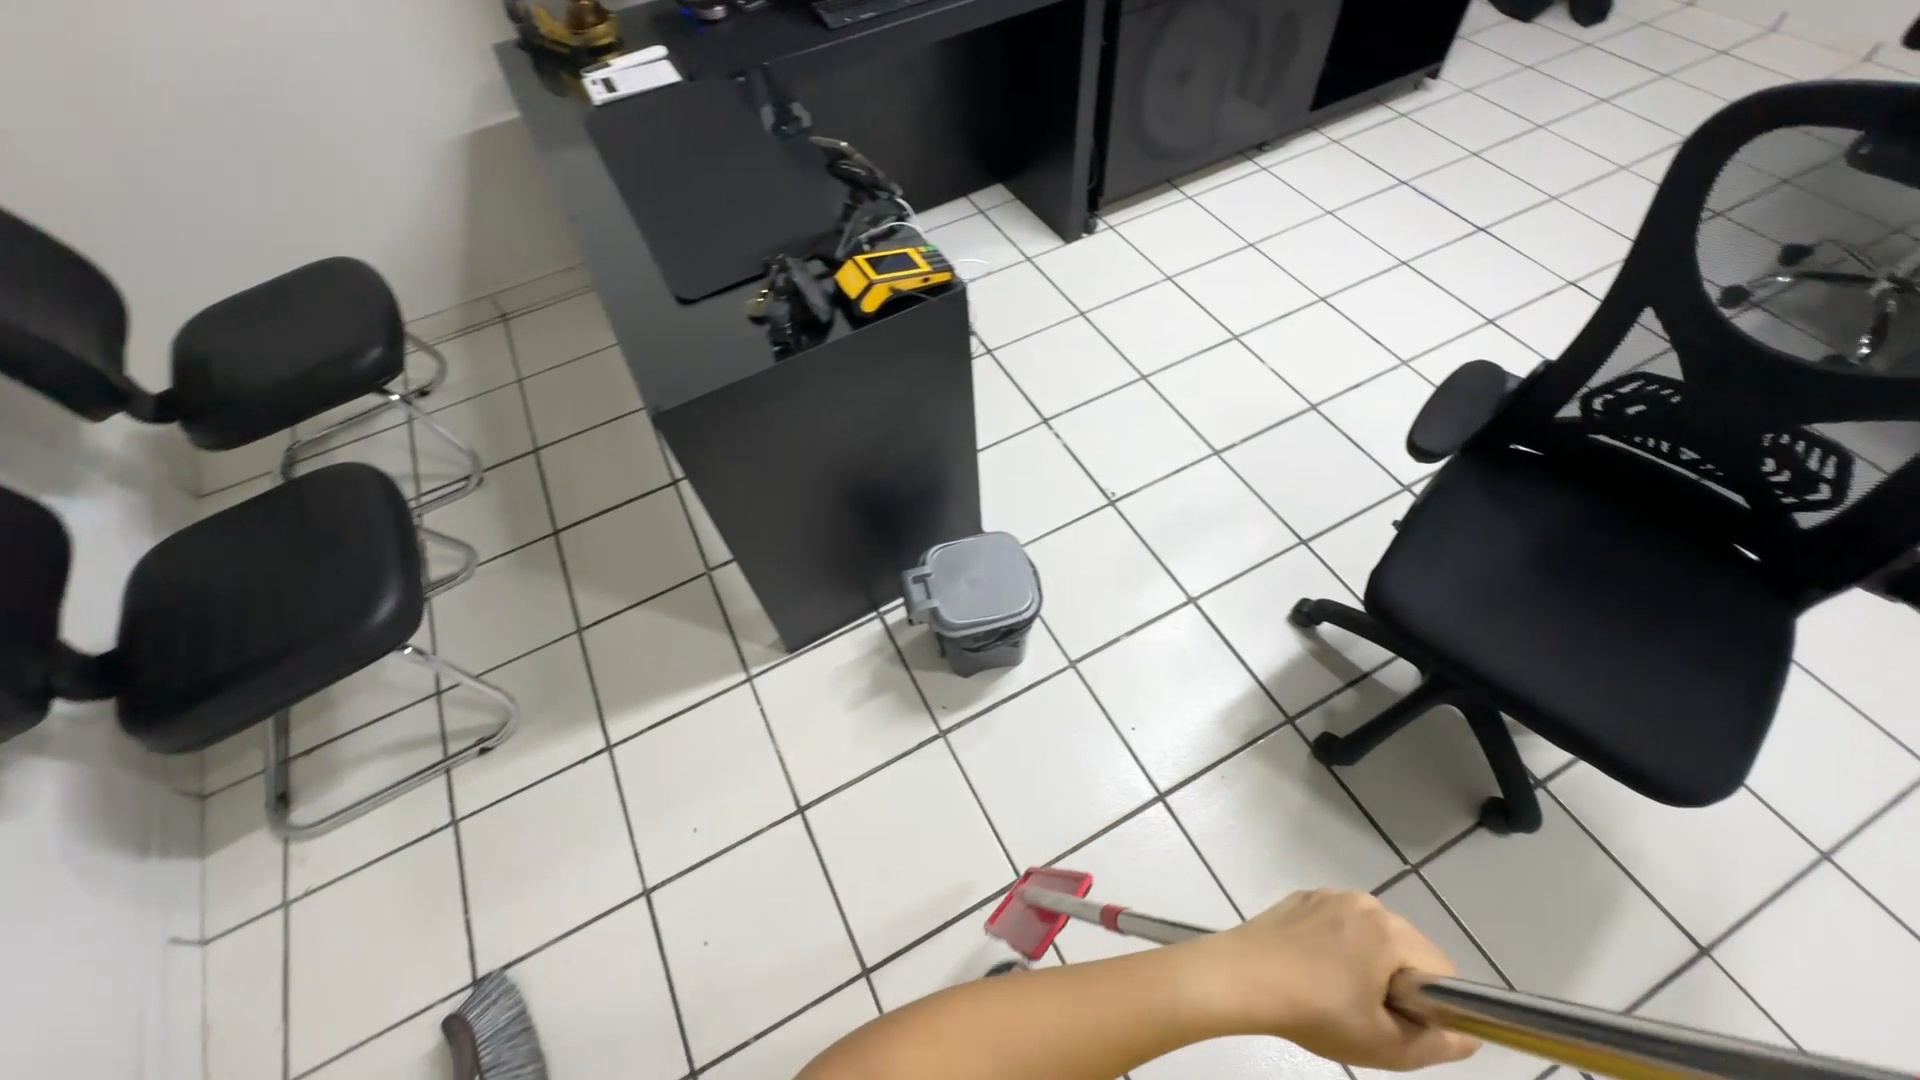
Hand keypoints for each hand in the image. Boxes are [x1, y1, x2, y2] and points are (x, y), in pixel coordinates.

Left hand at [1187, 888, 1480, 1070]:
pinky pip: (1338, 925)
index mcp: (1390, 929)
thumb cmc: (1314, 1011)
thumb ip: (1438, 1044)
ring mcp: (1327, 895)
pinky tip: (1310, 970)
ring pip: (1371, 936)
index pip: (1442, 971)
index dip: (1432, 1006)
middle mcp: (1363, 901)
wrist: (1239, 979)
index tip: (1398, 1022)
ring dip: (1366, 964)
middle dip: (1398, 983)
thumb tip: (1467, 1035)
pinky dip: (1335, 947)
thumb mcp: (1385, 1046)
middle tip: (1363, 1012)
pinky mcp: (1300, 898)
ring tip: (1333, 993)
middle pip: (1407, 949)